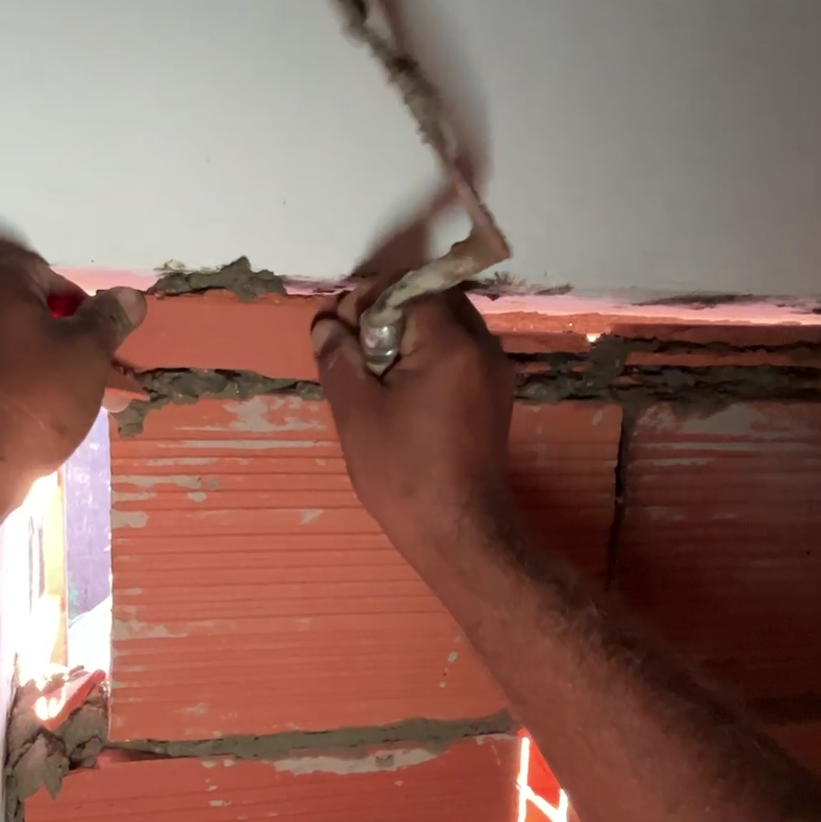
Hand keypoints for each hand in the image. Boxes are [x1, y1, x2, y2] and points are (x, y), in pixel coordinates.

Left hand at [0, 236, 144, 496]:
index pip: (49, 274)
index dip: (82, 306)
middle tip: (100, 376)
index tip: (100, 342)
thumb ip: (110, 318)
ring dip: (53, 366)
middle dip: (71, 341)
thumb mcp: (88, 353)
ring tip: (85, 403)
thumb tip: (131, 295)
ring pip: (16, 346)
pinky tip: (49, 416)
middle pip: (31, 312)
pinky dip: (24, 384)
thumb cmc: (36, 397)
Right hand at [311, 288, 515, 566]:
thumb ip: (339, 359)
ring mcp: (494, 373)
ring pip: (447, 328)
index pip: (408, 289)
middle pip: (433, 302)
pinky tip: (400, 393)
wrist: (457, 531)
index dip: (368, 301)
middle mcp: (483, 348)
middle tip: (354, 350)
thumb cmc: (403, 473)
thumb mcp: (356, 413)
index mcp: (451, 344)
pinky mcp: (494, 398)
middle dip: (389, 315)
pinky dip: (427, 358)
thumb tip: (326, 326)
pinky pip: (458, 356)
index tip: (340, 331)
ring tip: (374, 375)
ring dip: (408, 336)